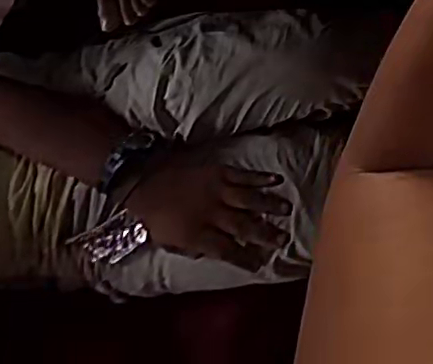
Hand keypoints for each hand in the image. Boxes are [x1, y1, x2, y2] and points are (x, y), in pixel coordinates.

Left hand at [121, 151, 290, 269]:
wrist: (145, 183)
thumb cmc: (156, 218)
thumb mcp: (170, 243)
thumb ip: (196, 248)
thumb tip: (217, 251)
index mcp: (197, 235)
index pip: (228, 250)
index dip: (246, 258)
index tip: (261, 263)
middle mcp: (211, 213)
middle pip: (243, 225)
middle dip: (265, 233)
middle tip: (284, 238)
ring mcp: (217, 189)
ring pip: (248, 199)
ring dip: (269, 205)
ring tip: (287, 210)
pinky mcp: (219, 171)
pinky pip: (244, 175)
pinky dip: (261, 177)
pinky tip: (276, 180)